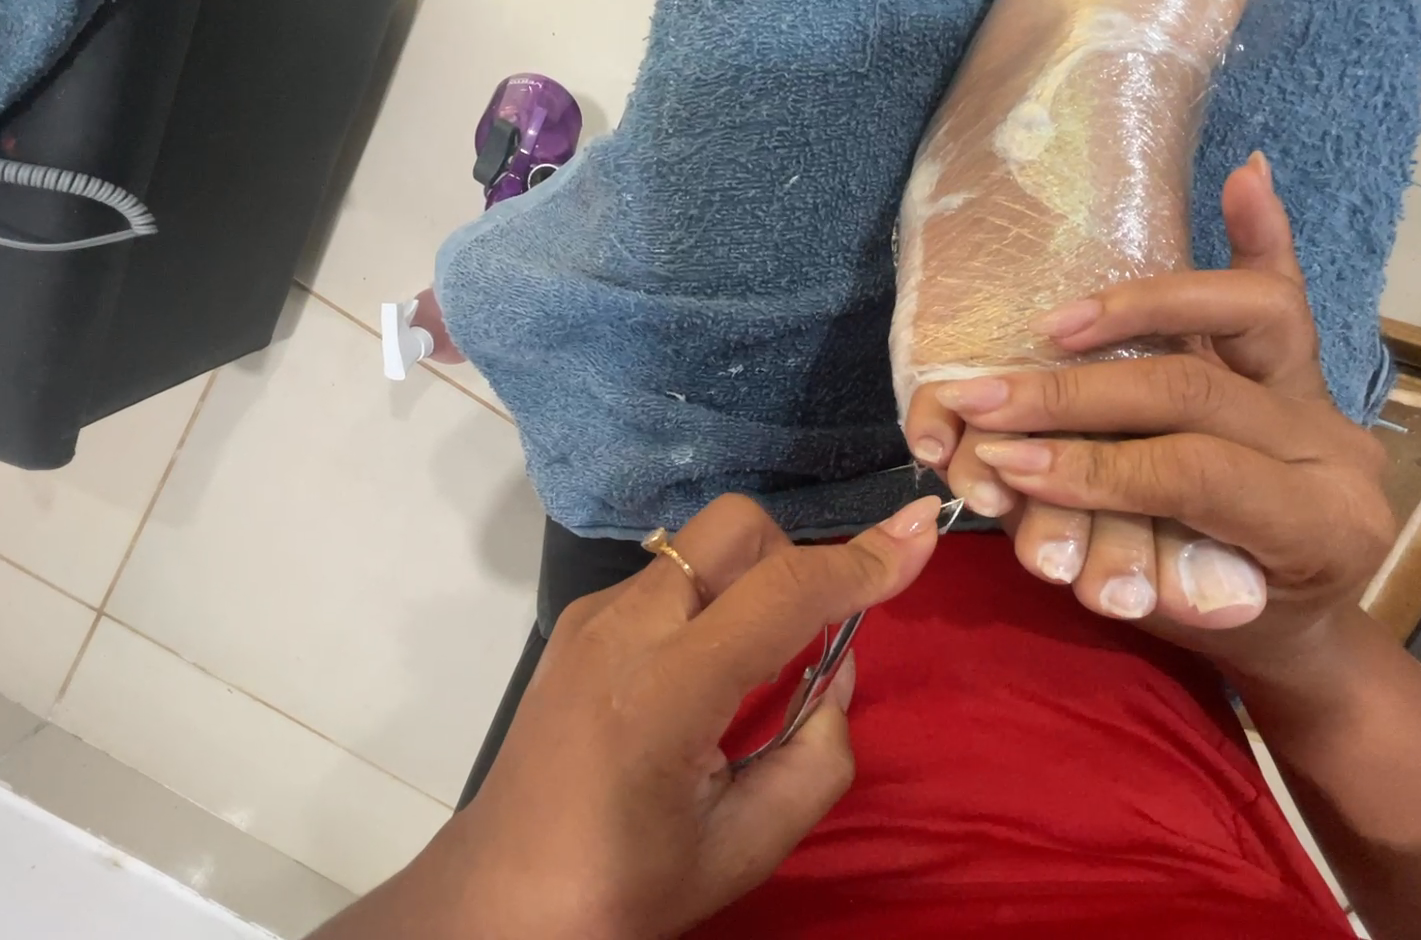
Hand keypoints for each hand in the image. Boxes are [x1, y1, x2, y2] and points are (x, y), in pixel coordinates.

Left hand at [324, 494, 941, 939]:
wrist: (499, 892)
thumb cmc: (624, 884)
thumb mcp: (745, 845)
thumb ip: (817, 753)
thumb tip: (836, 668)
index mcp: (665, 690)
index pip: (782, 594)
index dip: (861, 559)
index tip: (921, 532)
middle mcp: (622, 625)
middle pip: (734, 527)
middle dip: (792, 557)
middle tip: (803, 637)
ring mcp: (592, 613)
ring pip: (700, 545)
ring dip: (750, 581)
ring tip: (745, 669)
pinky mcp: (578, 618)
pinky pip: (669, 576)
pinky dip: (709, 600)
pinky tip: (696, 672)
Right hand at [912, 155, 1394, 672]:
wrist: (1295, 617)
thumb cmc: (1217, 620)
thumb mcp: (1166, 615)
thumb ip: (1104, 559)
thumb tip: (1016, 503)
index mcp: (1316, 525)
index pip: (1193, 473)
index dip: (1092, 466)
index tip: (1001, 466)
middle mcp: (1333, 446)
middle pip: (1197, 389)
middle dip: (1075, 396)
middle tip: (985, 398)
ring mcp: (1322, 398)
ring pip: (1254, 315)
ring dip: (1145, 303)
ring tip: (1054, 322)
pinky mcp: (1303, 372)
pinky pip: (1287, 294)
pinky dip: (1264, 233)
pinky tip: (1244, 177)